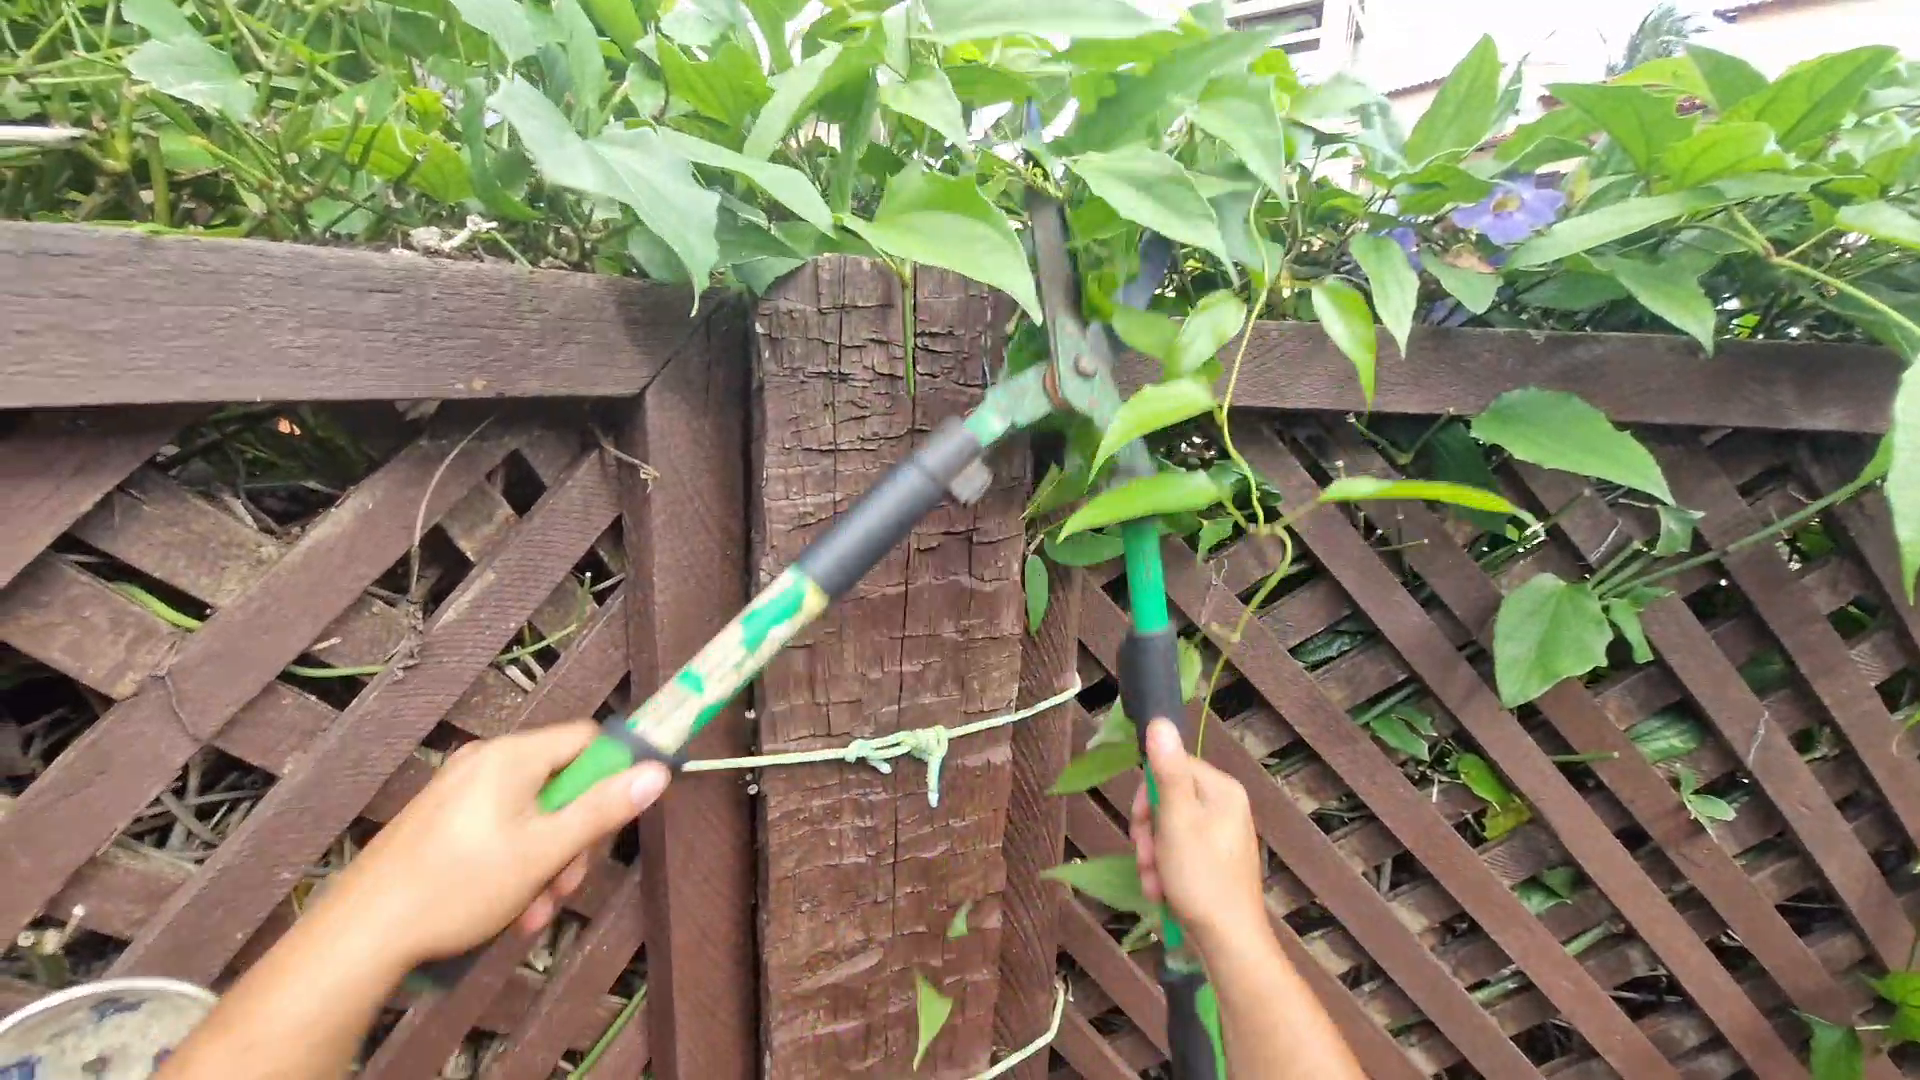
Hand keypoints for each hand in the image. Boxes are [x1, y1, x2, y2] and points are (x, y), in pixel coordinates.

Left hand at [313, 721, 668, 966]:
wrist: (354, 941)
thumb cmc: (458, 888)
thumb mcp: (545, 852)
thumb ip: (604, 809)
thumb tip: (658, 771)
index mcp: (513, 756)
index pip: (589, 739)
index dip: (613, 772)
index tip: (617, 816)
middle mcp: (485, 761)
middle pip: (561, 782)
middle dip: (574, 835)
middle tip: (566, 883)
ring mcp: (458, 790)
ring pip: (532, 813)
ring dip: (546, 860)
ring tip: (533, 910)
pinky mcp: (439, 820)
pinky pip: (499, 827)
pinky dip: (514, 861)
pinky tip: (508, 908)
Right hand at [1130, 719, 1265, 948]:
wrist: (1228, 943)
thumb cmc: (1202, 878)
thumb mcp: (1176, 820)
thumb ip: (1166, 771)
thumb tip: (1159, 721)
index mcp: (1221, 789)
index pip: (1171, 766)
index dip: (1147, 796)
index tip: (1141, 825)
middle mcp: (1225, 806)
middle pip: (1167, 797)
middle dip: (1148, 831)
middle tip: (1146, 857)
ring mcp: (1220, 834)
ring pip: (1167, 827)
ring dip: (1152, 854)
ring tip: (1154, 881)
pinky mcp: (1214, 860)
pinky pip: (1178, 849)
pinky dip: (1164, 868)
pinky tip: (1162, 890)